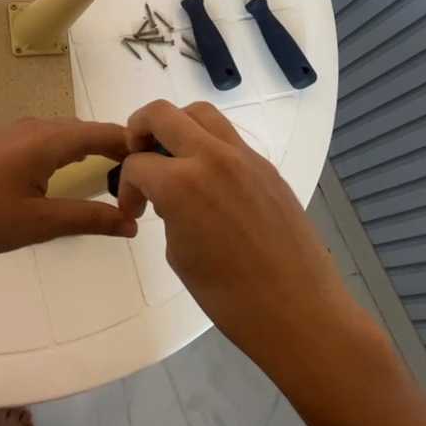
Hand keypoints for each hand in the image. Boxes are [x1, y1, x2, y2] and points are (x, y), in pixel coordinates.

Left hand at [0, 117, 137, 257]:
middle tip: (143, 176)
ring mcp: (17, 133)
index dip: (133, 146)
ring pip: (66, 134)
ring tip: (116, 176)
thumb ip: (89, 219)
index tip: (160, 165)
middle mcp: (35, 127)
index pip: (104, 134)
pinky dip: (69, 152)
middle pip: (86, 131)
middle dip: (115, 149)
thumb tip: (132, 223)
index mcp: (48, 140)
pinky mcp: (4, 144)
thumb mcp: (42, 223)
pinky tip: (72, 173)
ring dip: (91, 149)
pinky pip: (48, 139)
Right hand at [117, 100, 348, 356]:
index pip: (137, 164)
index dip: (127, 187)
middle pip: (162, 114)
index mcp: (180, 183)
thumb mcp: (179, 253)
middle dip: (140, 129)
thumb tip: (168, 199)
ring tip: (174, 158)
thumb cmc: (230, 296)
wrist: (299, 311)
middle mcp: (211, 157)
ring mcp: (244, 158)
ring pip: (201, 113)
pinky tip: (209, 182)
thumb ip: (167, 211)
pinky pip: (229, 138)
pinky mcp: (267, 168)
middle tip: (138, 155)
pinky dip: (209, 146)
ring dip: (178, 126)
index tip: (133, 209)